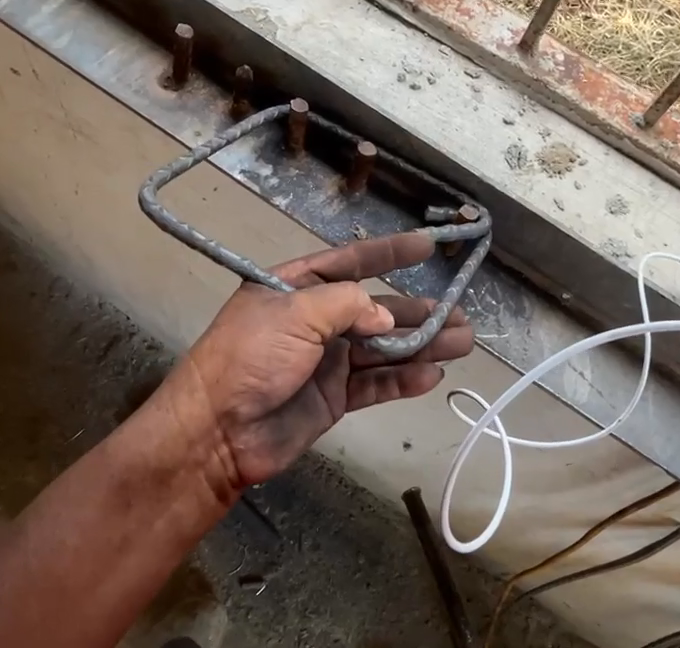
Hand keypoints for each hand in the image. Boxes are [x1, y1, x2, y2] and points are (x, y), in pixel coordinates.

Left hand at [170, 232, 473, 489]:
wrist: (216, 433)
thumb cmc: (248, 357)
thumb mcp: (294, 313)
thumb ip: (347, 306)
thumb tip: (386, 318)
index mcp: (298, 287)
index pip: (352, 262)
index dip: (390, 253)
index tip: (428, 245)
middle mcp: (316, 320)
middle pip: (378, 311)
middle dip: (420, 312)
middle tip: (463, 315)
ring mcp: (326, 360)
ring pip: (385, 349)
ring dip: (423, 346)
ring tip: (462, 344)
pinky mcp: (333, 398)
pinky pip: (376, 384)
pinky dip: (403, 380)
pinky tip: (431, 377)